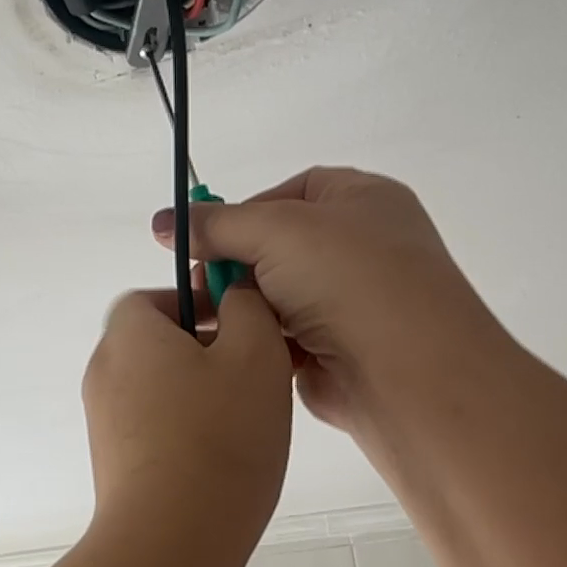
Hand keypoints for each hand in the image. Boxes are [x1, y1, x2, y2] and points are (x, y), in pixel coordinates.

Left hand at [81, 285, 291, 551]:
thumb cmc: (219, 436)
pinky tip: (221, 459)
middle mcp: (103, 372)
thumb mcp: (254, 354)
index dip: (195, 303)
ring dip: (199, 395)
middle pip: (155, 345)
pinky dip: (183, 431)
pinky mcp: (111, 464)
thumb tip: (233, 295)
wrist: (171, 538)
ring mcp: (102, 423)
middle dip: (206, 352)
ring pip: (158, 390)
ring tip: (245, 422)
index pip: (151, 298)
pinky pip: (152, 429)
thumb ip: (248, 309)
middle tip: (254, 376)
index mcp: (128, 335)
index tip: (237, 327)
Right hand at [152, 167, 514, 434]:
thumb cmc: (350, 279)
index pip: (288, 195)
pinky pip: (280, 339)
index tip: (205, 241)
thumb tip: (162, 223)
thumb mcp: (276, 231)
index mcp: (359, 200)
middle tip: (201, 287)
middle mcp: (358, 247)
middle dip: (235, 268)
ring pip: (274, 298)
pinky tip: (236, 348)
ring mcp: (347, 303)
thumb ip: (216, 226)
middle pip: (275, 249)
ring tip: (213, 322)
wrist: (404, 371)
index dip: (242, 215)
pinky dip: (257, 341)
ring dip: (243, 309)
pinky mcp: (332, 351)